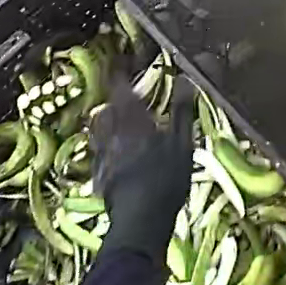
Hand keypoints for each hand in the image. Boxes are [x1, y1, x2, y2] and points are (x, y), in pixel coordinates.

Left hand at [91, 70, 196, 244]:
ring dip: (108, 121)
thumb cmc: (166, 180)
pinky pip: (99, 152)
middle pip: (106, 111)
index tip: (119, 63)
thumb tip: (186, 78)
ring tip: (119, 120)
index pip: (120, 92)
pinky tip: (118, 152)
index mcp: (131, 122)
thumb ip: (183, 111)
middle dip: (113, 100)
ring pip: (100, 131)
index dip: (118, 76)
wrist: (141, 221)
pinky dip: (107, 145)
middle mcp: (112, 135)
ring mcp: (103, 157)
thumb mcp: (182, 143)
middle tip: (124, 95)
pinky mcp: (100, 176)